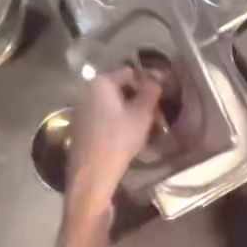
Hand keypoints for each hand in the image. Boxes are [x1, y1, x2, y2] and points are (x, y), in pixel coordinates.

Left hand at [65, 66, 164, 213]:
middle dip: (140, 98)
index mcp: (100, 82)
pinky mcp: (82, 127)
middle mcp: (87, 91)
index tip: (164, 96)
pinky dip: (119, 122)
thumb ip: (151, 91)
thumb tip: (157, 77)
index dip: (149, 82)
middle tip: (158, 113)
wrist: (92, 174)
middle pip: (121, 88)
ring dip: (131, 112)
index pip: (131, 73)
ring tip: (149, 127)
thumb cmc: (119, 139)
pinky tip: (132, 136)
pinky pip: (105, 117)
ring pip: (114, 104)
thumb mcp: (141, 114)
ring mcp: (82, 110)